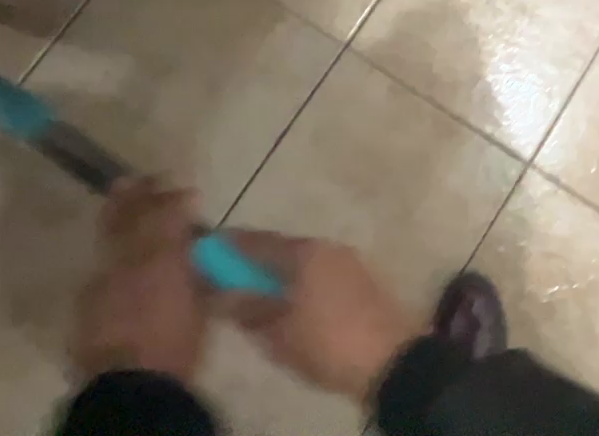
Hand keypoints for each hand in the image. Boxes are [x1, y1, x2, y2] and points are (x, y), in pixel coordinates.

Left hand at [70, 178, 209, 382]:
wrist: (129, 387)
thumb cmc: (176, 343)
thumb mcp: (201, 303)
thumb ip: (200, 269)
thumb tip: (200, 247)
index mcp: (161, 257)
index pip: (168, 216)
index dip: (177, 200)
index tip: (190, 192)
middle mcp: (128, 261)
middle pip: (132, 218)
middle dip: (140, 196)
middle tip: (145, 177)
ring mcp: (101, 280)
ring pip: (110, 236)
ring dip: (119, 213)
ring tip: (124, 191)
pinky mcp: (85, 303)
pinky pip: (100, 265)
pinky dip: (110, 251)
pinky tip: (115, 250)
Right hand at [220, 231, 423, 403]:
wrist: (390, 356)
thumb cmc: (328, 343)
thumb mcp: (279, 334)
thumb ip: (250, 309)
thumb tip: (227, 295)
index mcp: (305, 253)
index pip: (259, 242)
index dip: (232, 246)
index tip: (208, 247)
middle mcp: (327, 247)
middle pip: (282, 248)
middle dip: (255, 260)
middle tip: (229, 275)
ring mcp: (348, 260)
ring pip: (303, 260)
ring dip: (279, 271)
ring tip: (256, 291)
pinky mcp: (361, 278)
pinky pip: (319, 271)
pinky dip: (299, 280)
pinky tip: (289, 300)